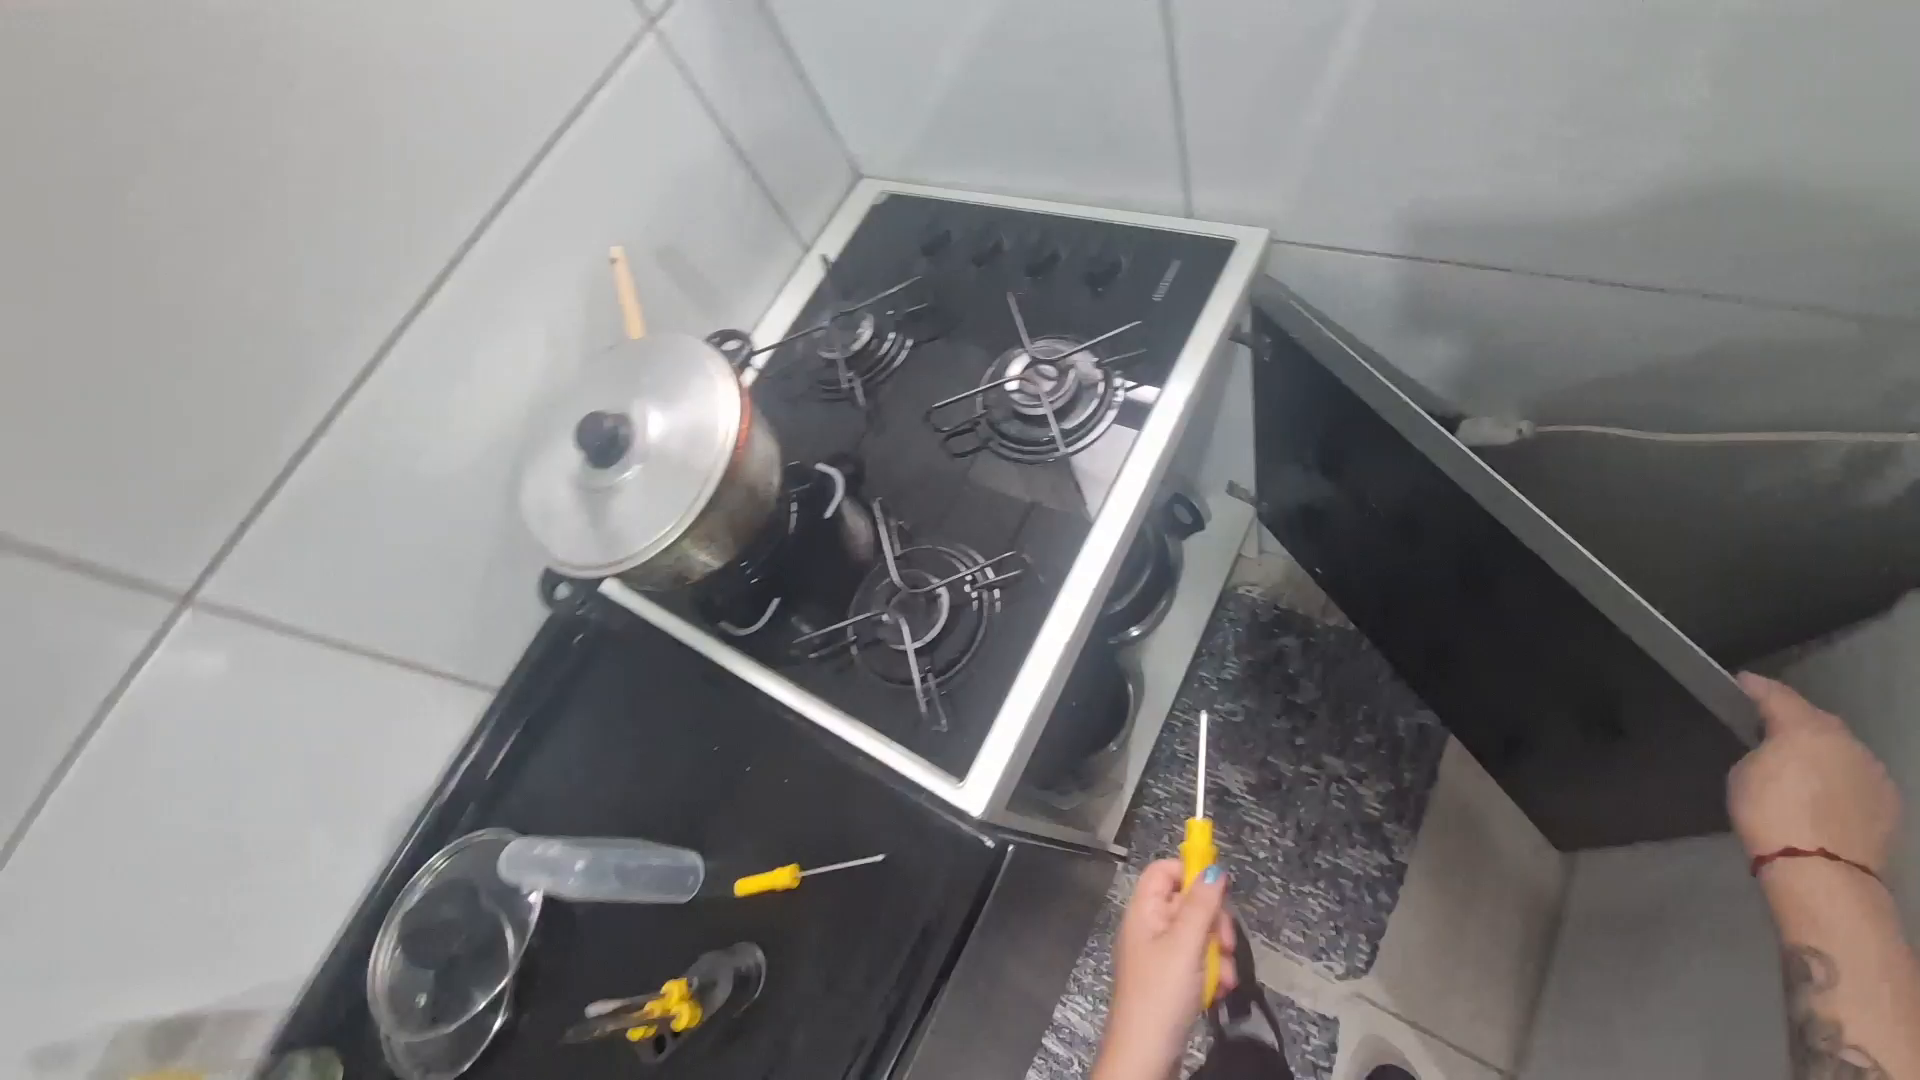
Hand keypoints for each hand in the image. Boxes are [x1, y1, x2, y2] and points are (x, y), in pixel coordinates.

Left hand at [1094, 859, 1236, 1079]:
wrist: (1145, 1057)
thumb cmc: (1161, 994)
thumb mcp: (1185, 945)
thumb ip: (1201, 905)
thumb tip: (1215, 868)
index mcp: (1144, 910)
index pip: (1164, 871)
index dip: (1191, 873)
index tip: (1220, 890)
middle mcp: (1149, 927)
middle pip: (1187, 903)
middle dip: (1213, 922)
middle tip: (1225, 944)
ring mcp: (1160, 955)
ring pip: (1198, 935)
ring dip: (1217, 954)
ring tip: (1223, 978)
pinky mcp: (1171, 980)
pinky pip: (1197, 963)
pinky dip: (1211, 974)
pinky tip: (1218, 992)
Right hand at [1728, 673, 1899, 875]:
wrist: (1820, 868)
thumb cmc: (1766, 812)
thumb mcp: (1745, 771)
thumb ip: (1765, 750)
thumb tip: (1778, 747)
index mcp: (1807, 730)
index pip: (1779, 696)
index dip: (1757, 687)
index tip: (1741, 683)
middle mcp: (1848, 743)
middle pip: (1818, 719)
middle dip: (1794, 717)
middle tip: (1767, 722)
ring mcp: (1875, 772)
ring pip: (1843, 747)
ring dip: (1820, 746)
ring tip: (1796, 758)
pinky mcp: (1888, 800)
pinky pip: (1857, 774)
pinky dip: (1838, 772)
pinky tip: (1821, 788)